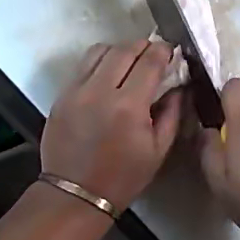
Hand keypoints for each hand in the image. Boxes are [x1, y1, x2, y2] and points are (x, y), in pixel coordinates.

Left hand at [41, 41, 185, 205]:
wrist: (76, 193)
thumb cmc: (124, 177)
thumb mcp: (158, 150)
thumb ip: (172, 113)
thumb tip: (179, 86)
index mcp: (128, 106)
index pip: (149, 62)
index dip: (163, 51)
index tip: (170, 51)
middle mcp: (99, 91)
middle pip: (123, 50)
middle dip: (142, 46)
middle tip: (153, 51)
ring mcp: (76, 91)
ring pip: (99, 51)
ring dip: (119, 51)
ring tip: (129, 61)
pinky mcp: (61, 96)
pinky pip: (82, 67)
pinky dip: (99, 64)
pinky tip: (108, 76)